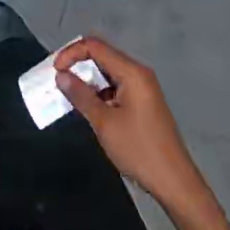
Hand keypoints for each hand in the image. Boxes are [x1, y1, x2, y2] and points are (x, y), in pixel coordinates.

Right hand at [55, 36, 200, 198]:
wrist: (174, 182)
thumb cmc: (138, 149)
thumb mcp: (103, 122)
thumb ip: (80, 95)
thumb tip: (61, 75)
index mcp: (132, 72)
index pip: (95, 47)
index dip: (71, 53)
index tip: (55, 71)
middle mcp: (138, 73)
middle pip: (102, 56)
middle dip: (77, 64)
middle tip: (58, 80)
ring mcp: (143, 88)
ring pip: (108, 72)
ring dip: (87, 80)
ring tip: (69, 94)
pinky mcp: (143, 102)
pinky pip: (116, 86)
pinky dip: (99, 92)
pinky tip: (89, 107)